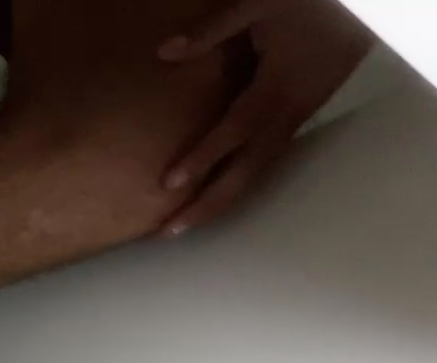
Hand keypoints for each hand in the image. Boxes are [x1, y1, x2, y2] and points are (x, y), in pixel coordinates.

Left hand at [157, 0, 371, 234]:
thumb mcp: (263, 3)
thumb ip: (215, 29)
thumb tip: (166, 51)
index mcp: (284, 82)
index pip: (238, 127)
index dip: (205, 156)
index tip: (169, 184)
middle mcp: (296, 105)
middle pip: (251, 165)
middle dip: (211, 201)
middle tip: (170, 232)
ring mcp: (304, 111)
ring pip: (262, 166)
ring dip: (224, 198)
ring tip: (183, 227)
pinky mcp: (304, 111)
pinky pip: (270, 155)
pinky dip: (241, 180)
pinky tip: (214, 198)